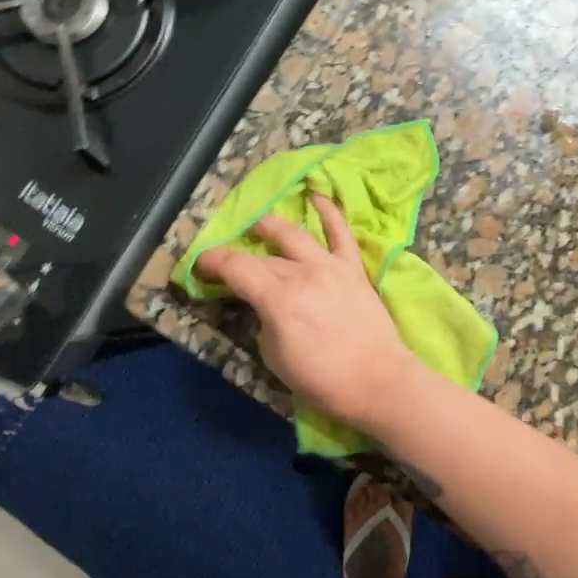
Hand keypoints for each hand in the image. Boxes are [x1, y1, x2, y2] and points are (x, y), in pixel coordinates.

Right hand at [195, 193, 428, 430]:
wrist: (377, 381)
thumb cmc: (322, 380)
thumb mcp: (275, 357)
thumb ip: (264, 321)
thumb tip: (263, 304)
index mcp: (278, 299)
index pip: (236, 267)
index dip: (213, 262)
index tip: (200, 265)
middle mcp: (302, 273)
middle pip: (262, 256)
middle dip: (237, 256)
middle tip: (224, 261)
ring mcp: (330, 266)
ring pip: (294, 235)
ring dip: (271, 225)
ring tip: (257, 223)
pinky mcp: (353, 268)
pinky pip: (340, 233)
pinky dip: (329, 212)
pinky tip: (318, 196)